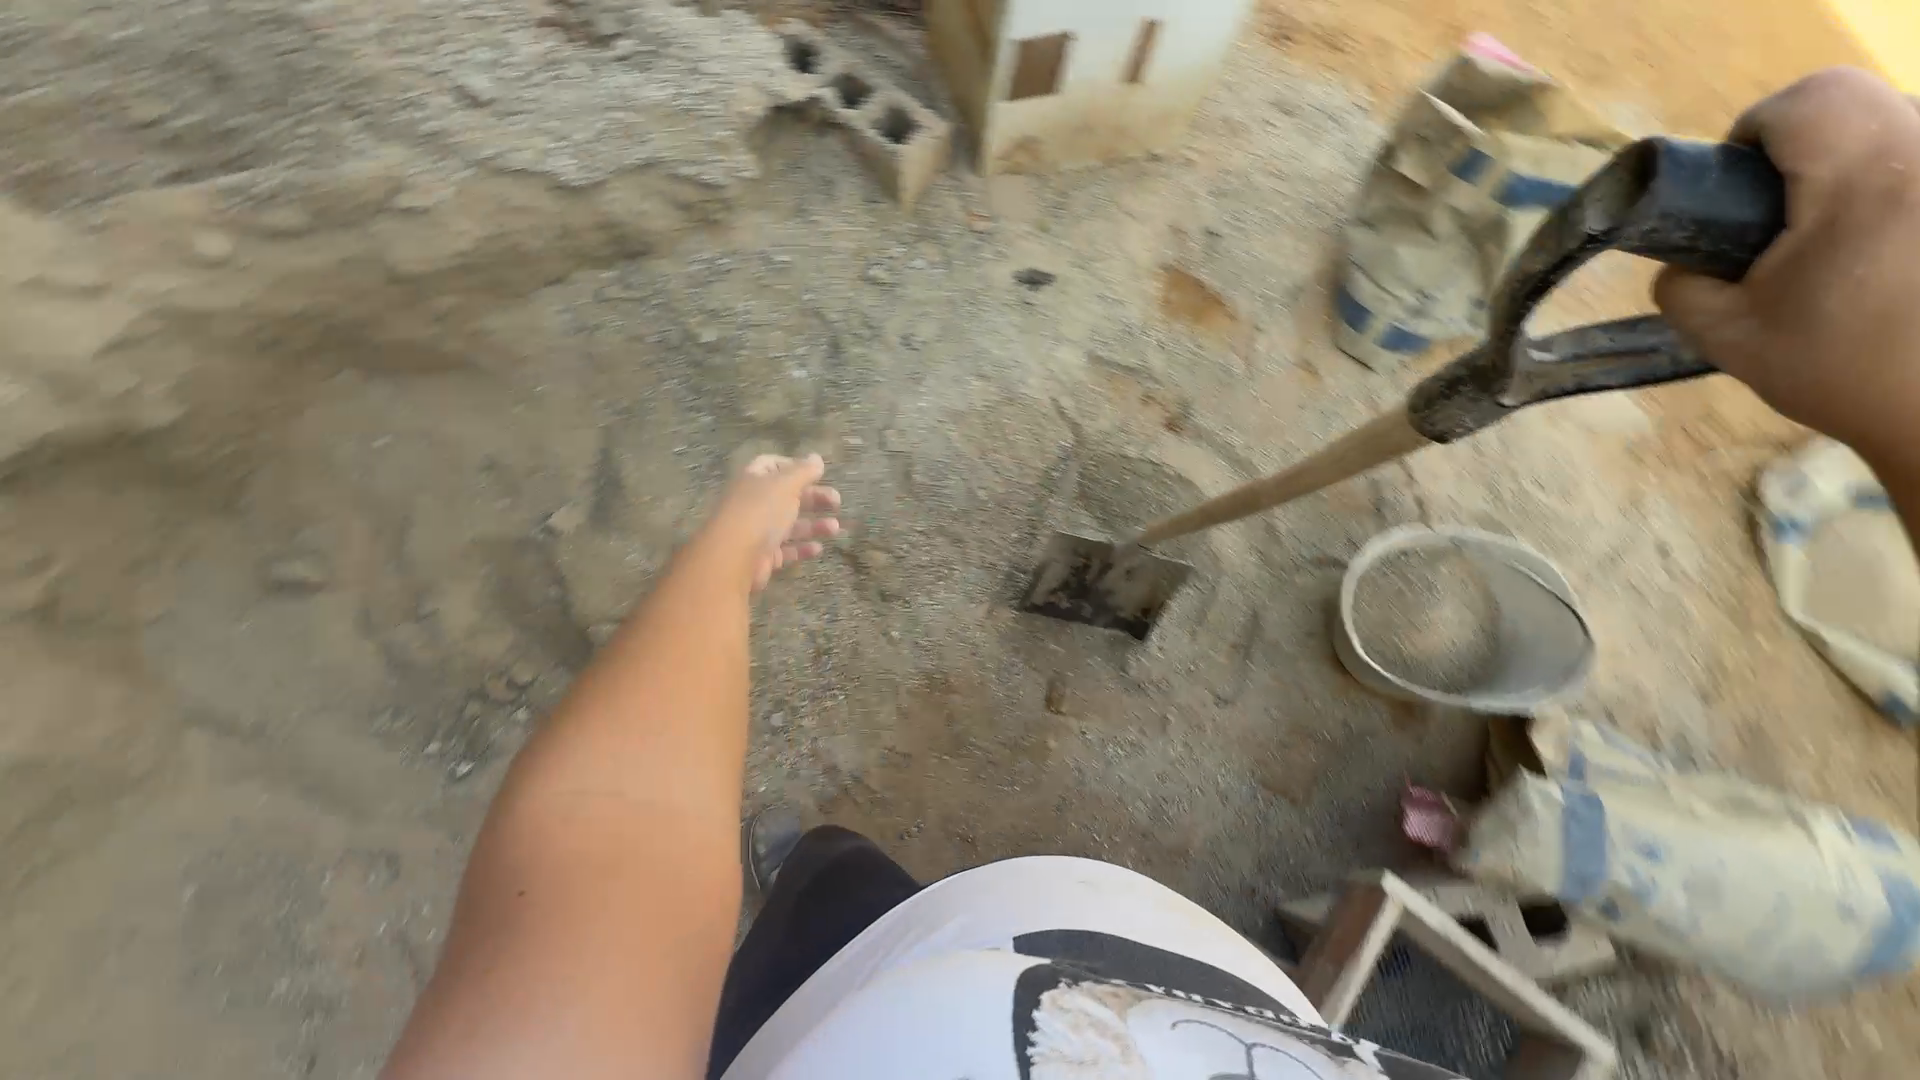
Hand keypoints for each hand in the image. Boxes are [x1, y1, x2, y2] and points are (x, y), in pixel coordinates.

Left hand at [699, 454, 841, 591]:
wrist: (734, 556)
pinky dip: (802, 548)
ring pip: (789, 525)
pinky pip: (785, 550)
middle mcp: (753, 503)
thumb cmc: (761, 511)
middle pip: (786, 496)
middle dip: (813, 498)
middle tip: (836, 502)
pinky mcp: (762, 557)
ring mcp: (756, 531)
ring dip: (813, 525)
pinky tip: (818, 548)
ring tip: (835, 529)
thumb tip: (816, 458)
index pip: (772, 465)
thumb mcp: (786, 484)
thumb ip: (804, 471)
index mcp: (754, 480)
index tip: (817, 473)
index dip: (794, 466)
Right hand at [1654, 68, 1919, 470]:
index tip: (1736, 191)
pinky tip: (1889, 254)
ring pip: (1897, 131)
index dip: (1757, 133)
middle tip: (1780, 228)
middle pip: (1857, 107)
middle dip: (1805, 156)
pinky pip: (1918, 165)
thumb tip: (1683, 261)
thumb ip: (1681, 286)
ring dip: (1855, 174)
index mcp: (1865, 180)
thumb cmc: (1839, 371)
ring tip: (1842, 247)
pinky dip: (1893, 195)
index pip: (1806, 102)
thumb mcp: (1725, 335)